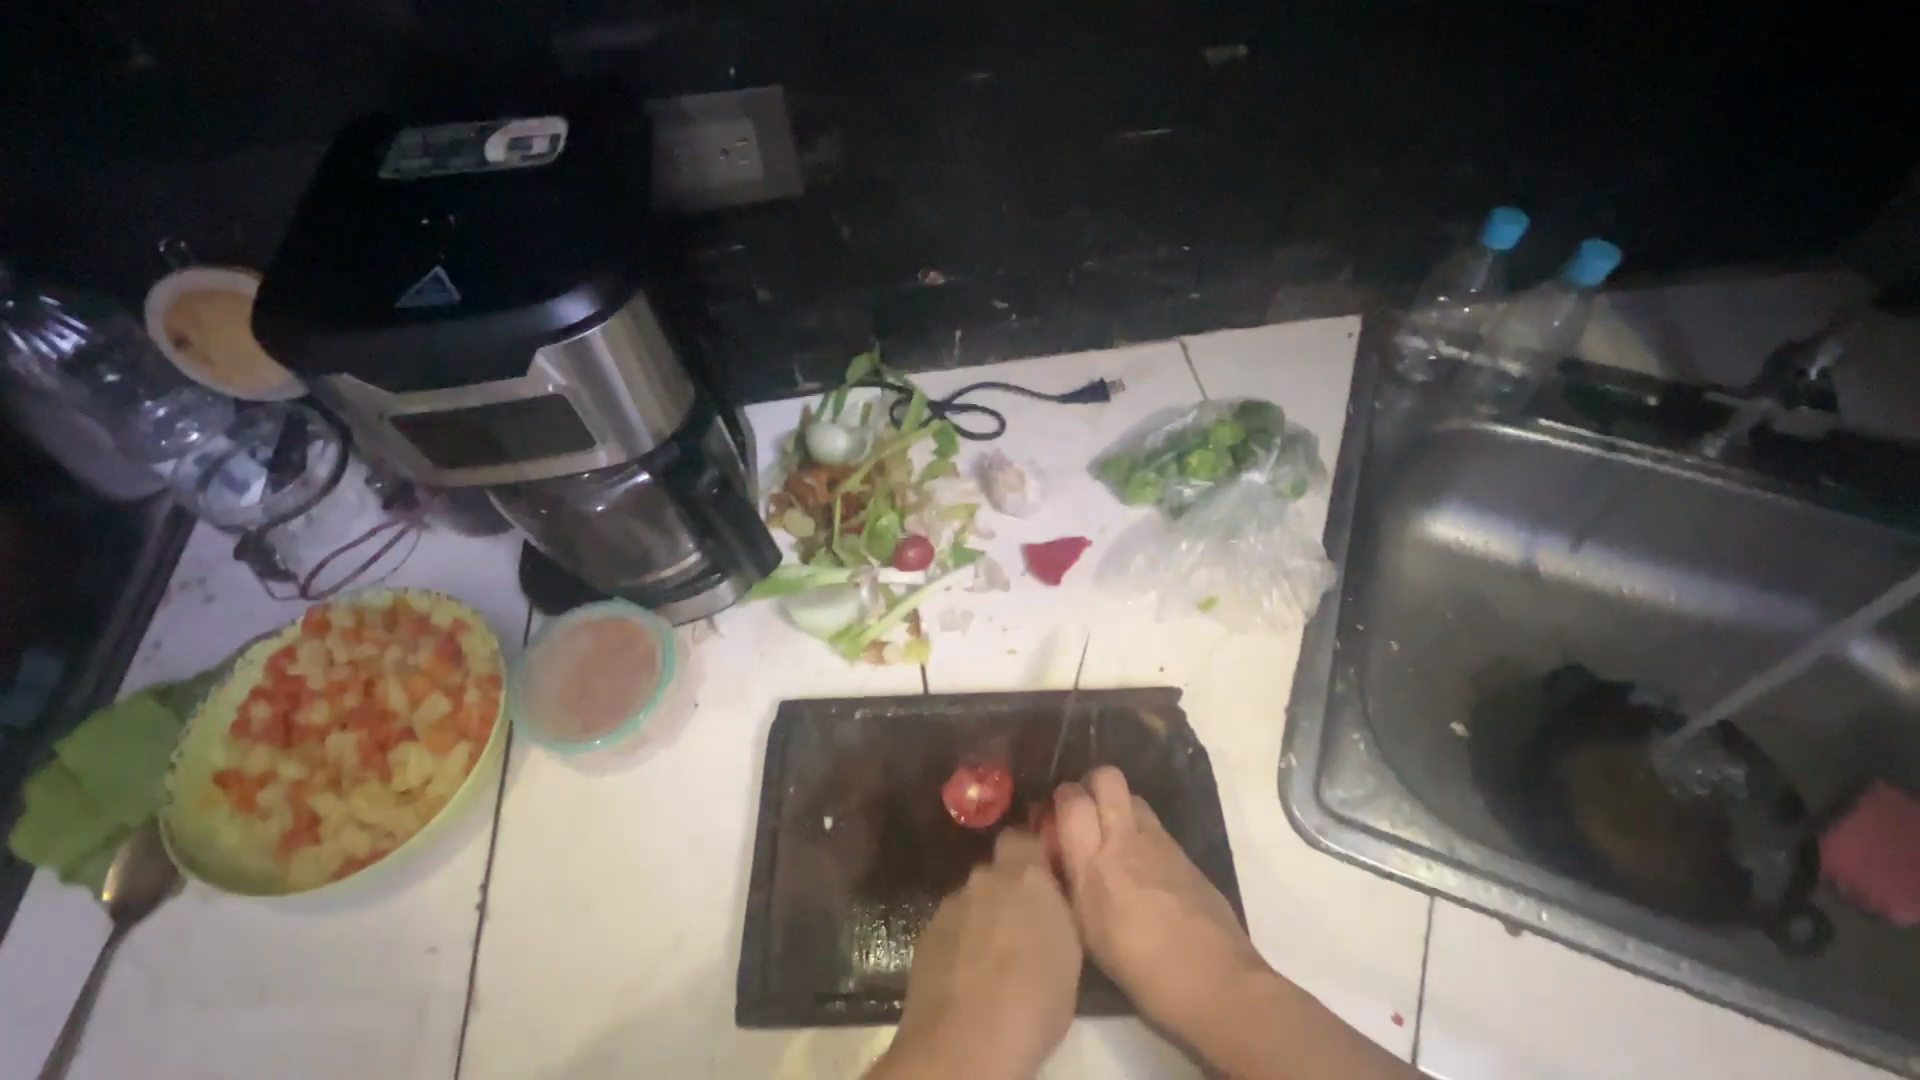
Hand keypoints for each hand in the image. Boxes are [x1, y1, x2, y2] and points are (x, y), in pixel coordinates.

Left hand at [870, 830, 1082, 1079]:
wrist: (965, 1041)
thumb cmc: (1034, 1000)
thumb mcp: (1070, 954)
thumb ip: (1055, 915)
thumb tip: (1048, 905)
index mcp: (1025, 876)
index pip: (1022, 836)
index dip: (1030, 852)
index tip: (1042, 874)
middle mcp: (983, 880)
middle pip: (996, 872)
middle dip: (1007, 891)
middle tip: (1024, 927)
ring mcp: (950, 906)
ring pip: (972, 901)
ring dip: (983, 919)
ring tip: (996, 961)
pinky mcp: (926, 935)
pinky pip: (952, 928)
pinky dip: (960, 944)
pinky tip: (969, 978)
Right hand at [1053, 766, 1270, 1040]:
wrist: (1214, 979)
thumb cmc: (1139, 968)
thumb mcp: (1086, 931)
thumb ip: (1069, 883)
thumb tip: (1055, 855)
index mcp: (1096, 863)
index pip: (1072, 799)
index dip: (1060, 800)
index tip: (1053, 818)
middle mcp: (1127, 840)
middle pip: (1107, 778)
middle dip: (1090, 786)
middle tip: (1083, 814)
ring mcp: (1161, 842)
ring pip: (1132, 796)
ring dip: (1116, 806)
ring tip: (1110, 839)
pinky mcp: (1184, 852)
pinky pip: (1153, 825)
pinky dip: (1139, 832)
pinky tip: (1140, 867)